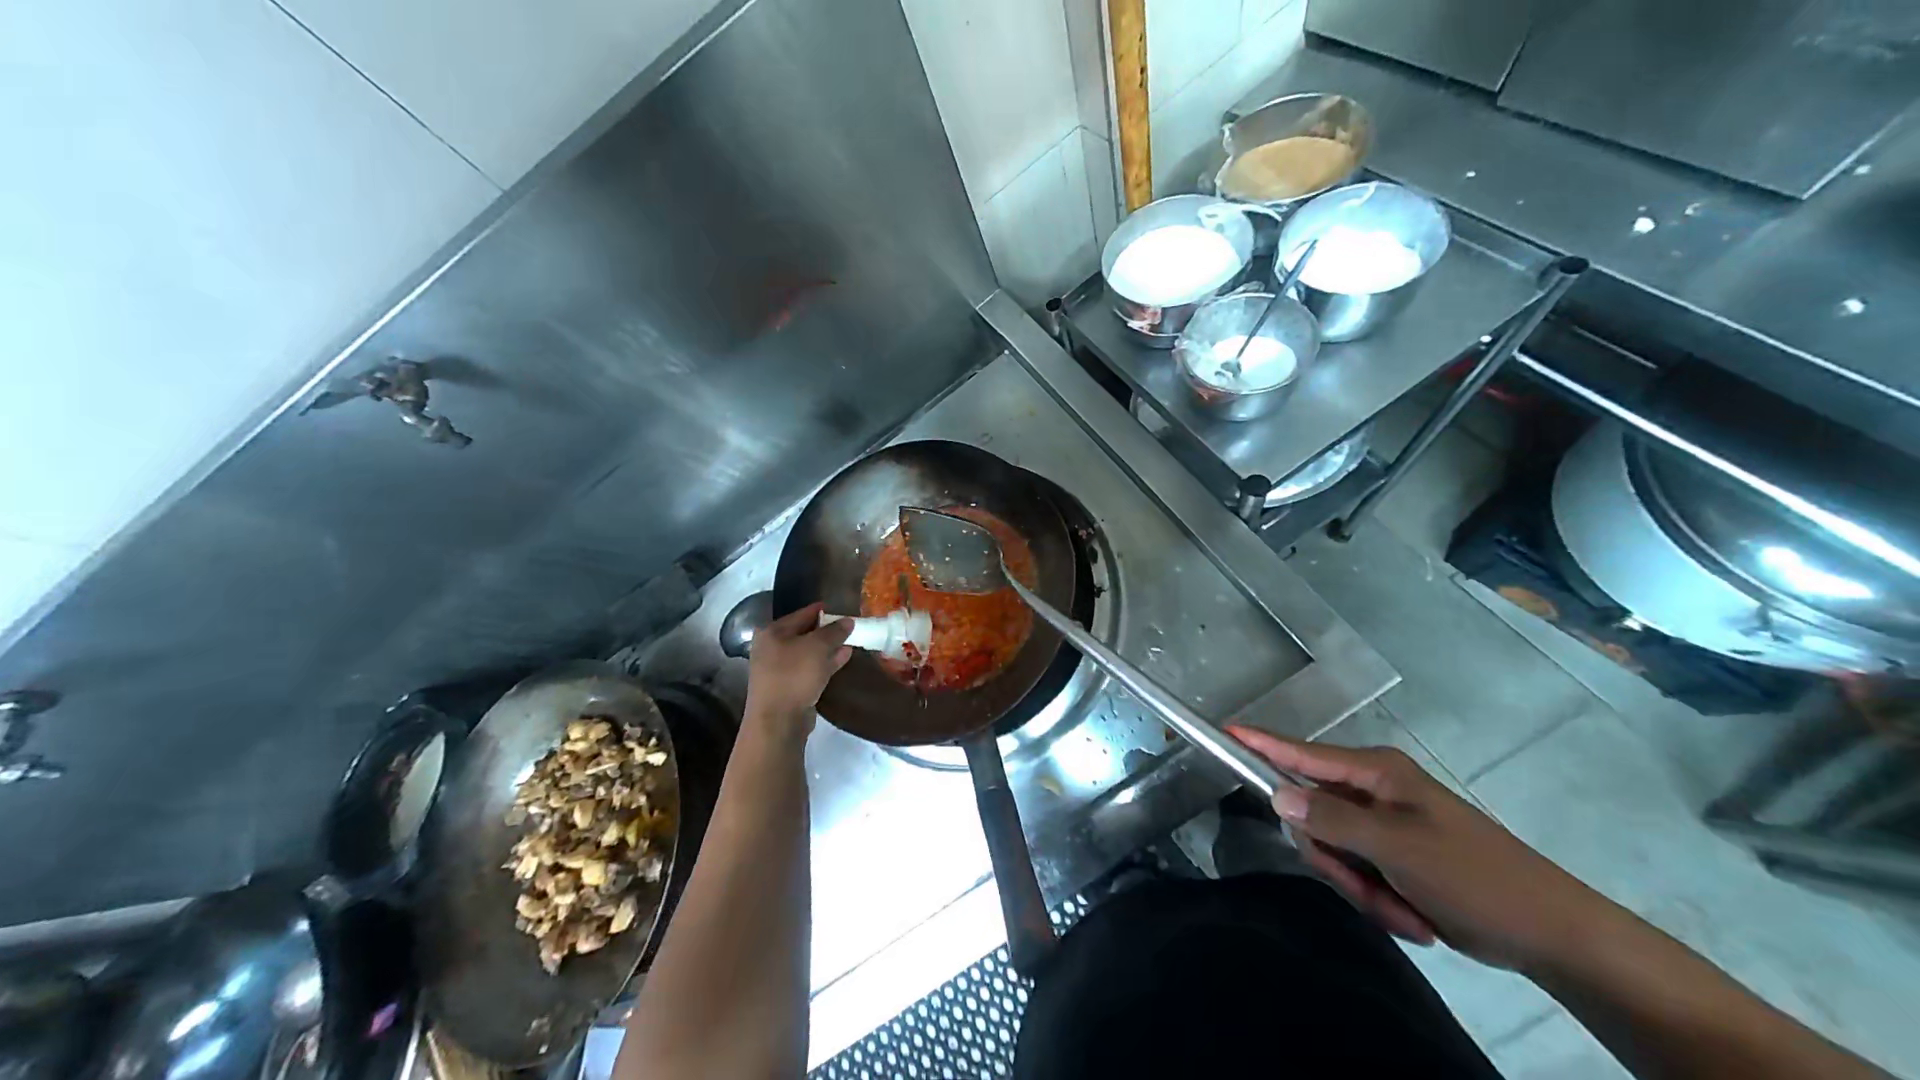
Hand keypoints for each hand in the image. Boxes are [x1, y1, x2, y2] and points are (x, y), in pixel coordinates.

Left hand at [744, 603, 852, 735]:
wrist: (778, 720)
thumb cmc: (793, 675)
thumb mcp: (817, 647)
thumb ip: (834, 631)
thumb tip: (848, 621)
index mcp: (772, 632)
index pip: (801, 614)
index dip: (822, 610)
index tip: (841, 607)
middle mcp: (771, 648)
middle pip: (804, 633)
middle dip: (827, 630)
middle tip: (849, 625)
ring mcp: (779, 669)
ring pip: (808, 652)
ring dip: (828, 647)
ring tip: (851, 640)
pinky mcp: (789, 687)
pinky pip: (810, 668)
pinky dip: (826, 662)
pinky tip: (844, 658)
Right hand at [1228, 726, 1604, 970]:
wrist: (1552, 934)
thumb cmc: (1476, 878)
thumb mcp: (1399, 848)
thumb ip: (1333, 818)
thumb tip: (1277, 793)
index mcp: (1377, 774)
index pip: (1303, 753)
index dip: (1261, 744)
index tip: (1223, 731)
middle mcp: (1374, 791)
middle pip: (1312, 814)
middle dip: (1335, 860)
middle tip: (1367, 887)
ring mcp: (1384, 823)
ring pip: (1333, 849)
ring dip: (1361, 886)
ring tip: (1403, 908)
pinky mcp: (1393, 854)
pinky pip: (1357, 871)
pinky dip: (1377, 897)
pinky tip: (1412, 914)